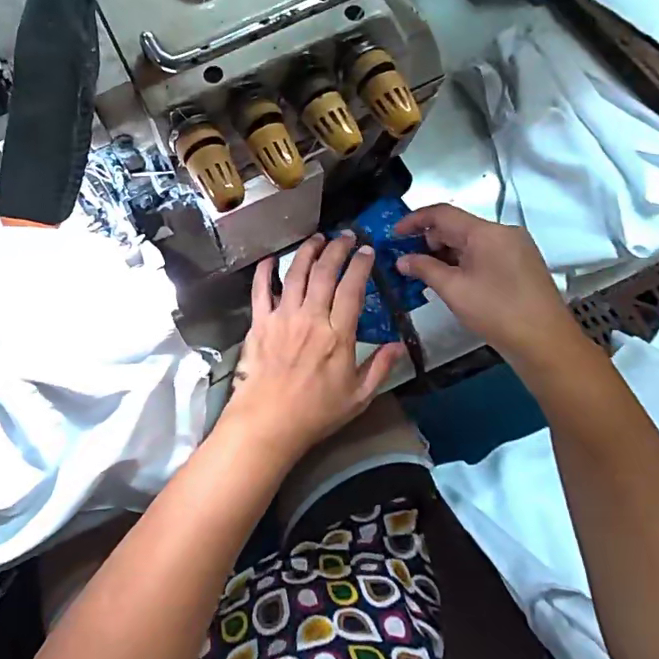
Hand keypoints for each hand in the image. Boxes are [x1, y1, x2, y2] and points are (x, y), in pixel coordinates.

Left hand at [220, 234, 403, 465]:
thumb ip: (380, 367)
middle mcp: (310, 318)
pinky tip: (271, 259)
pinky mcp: (260, 322)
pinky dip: (266, 271)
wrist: (268, 421)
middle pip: (324, 272)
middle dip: (337, 249)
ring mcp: (282, 317)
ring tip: (317, 239)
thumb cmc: (316, 412)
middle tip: (345, 237)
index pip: (352, 288)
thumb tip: (399, 345)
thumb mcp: (358, 396)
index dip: (361, 265)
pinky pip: (261, 289)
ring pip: (295, 273)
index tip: (367, 251)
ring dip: (307, 252)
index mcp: (338, 334)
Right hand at [394, 204, 586, 366]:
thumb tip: (402, 259)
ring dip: (446, 253)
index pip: (442, 213)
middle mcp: (504, 232)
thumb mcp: (453, 290)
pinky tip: (452, 279)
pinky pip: (485, 253)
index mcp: (486, 232)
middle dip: (429, 240)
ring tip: (425, 273)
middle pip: (457, 226)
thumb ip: (424, 268)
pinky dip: (464, 261)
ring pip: (471, 241)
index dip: (414, 220)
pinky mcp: (522, 264)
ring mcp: (516, 248)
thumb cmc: (497, 312)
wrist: (547, 344)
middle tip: (407, 260)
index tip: (393, 234)